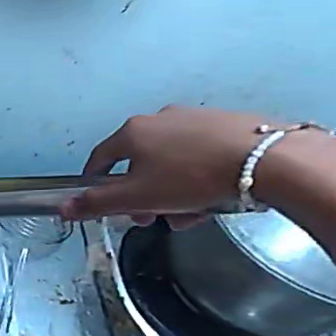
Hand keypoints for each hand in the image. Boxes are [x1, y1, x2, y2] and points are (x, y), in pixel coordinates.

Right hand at [60, 106, 279, 225]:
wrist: (272, 162)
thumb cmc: (195, 178)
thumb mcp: (137, 198)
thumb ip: (96, 204)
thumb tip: (63, 208)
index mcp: (131, 132)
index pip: (99, 159)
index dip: (97, 184)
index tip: (104, 202)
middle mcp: (160, 118)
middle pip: (138, 162)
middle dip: (142, 194)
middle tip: (154, 217)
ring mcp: (196, 118)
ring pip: (171, 161)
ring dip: (172, 189)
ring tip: (191, 213)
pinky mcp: (228, 123)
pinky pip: (200, 154)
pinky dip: (199, 176)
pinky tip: (214, 196)